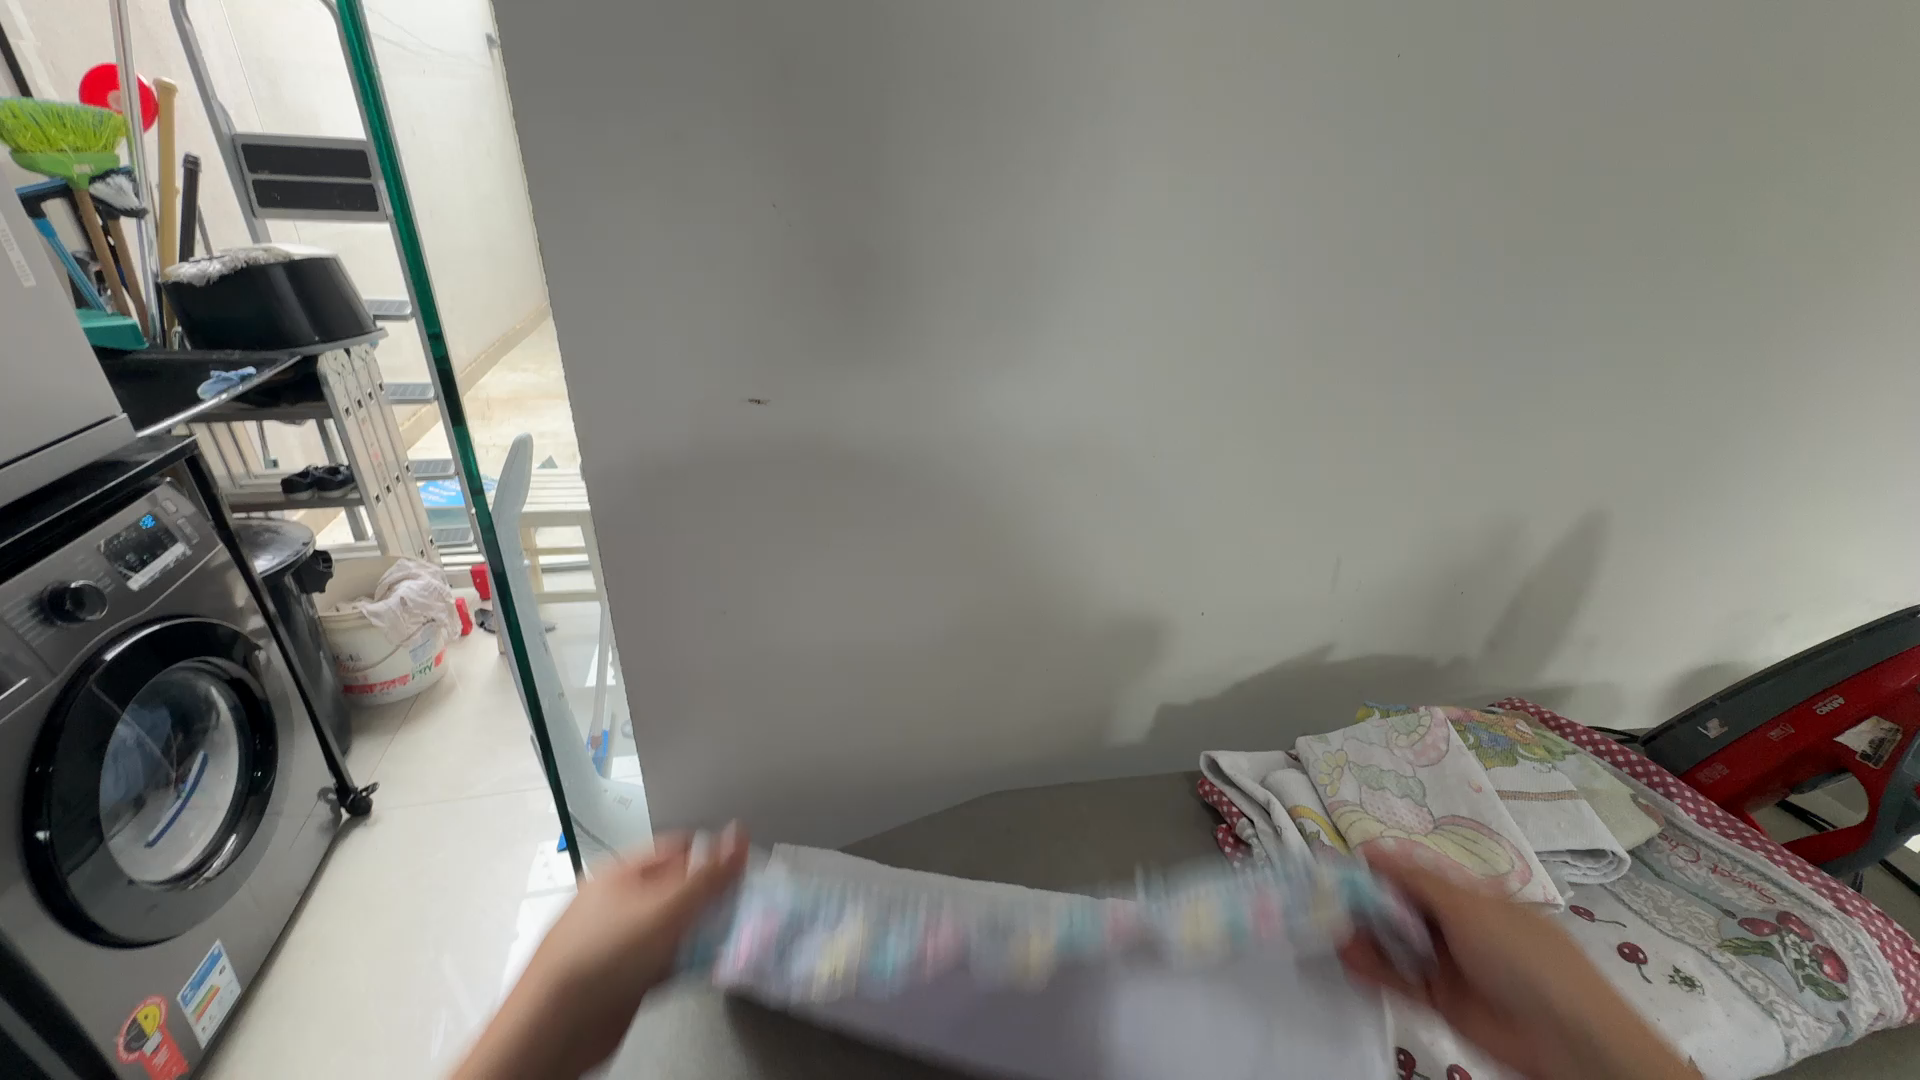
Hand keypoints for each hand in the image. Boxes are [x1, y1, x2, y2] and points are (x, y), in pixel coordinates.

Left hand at [452, 826, 749, 1079]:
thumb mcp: (666, 907)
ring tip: (730, 936)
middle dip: (711, 898)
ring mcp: (623, 940)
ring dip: (703, 932)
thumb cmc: (603, 955)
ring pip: (676, 926)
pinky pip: (667, 958)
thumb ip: (708, 874)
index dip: (713, 855)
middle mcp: (622, 902)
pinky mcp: (626, 975)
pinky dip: (687, 960)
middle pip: (680, 889)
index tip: (743, 867)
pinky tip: (705, 965)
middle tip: (741, 904)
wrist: (557, 1026)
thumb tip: (738, 835)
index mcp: (624, 872)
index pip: (680, 849)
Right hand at [1339, 852, 1698, 1079]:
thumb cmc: (1525, 958)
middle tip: (1325, 899)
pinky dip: (1370, 967)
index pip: (1413, 876)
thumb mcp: (1469, 907)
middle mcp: (1455, 927)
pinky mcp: (1438, 1000)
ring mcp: (1446, 964)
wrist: (1568, 1041)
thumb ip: (1414, 880)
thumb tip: (1370, 850)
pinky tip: (1346, 956)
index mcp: (1470, 898)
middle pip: (1398, 908)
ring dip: (1362, 935)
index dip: (1376, 870)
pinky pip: (1397, 978)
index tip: (1339, 866)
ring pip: (1393, 943)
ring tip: (1329, 928)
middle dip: (1362, 902)